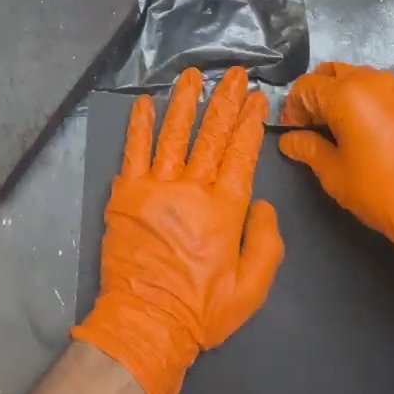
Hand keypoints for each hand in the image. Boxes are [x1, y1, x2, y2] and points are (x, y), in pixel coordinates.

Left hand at [73, 67, 284, 393]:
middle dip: (224, 101)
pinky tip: (144, 102)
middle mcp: (191, 188)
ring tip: (192, 75)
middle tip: (233, 74)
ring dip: (185, 101)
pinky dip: (139, 124)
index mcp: (223, 209)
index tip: (256, 97)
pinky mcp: (126, 192)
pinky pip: (134, 150)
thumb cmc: (202, 309)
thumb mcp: (253, 287)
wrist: (147, 320)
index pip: (240, 153)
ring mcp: (155, 186)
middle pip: (211, 135)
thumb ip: (266, 243)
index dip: (249, 122)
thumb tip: (264, 204)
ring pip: (173, 133)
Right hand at [278, 63, 393, 321]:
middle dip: (321, 93)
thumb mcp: (335, 175)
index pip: (306, 86)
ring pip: (368, 80)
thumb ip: (308, 149)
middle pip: (336, 72)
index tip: (294, 130)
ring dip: (352, 97)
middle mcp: (376, 82)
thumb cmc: (384, 193)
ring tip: (353, 130)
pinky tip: (387, 138)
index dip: (294, 107)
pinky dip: (382, 107)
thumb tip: (291, 140)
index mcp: (346, 94)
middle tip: (319, 124)